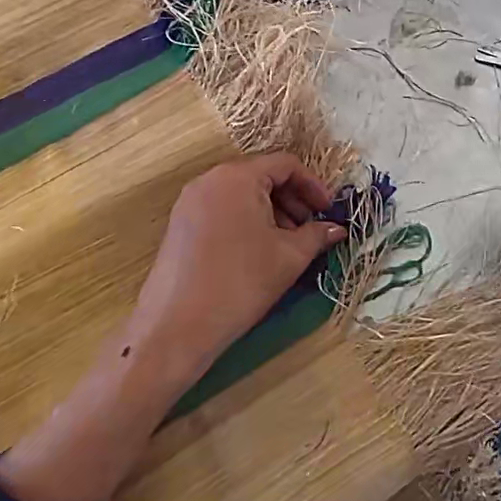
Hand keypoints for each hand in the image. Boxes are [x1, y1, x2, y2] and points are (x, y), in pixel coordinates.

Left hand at [0, 154, 343, 500]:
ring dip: (269, 218)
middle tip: (313, 238)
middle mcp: (203, 183)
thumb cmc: (231, 293)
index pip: (282, 162)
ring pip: (239, 199)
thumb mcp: (283, 263)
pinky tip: (257, 265)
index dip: (314, 184)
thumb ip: (312, 237)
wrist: (166, 338)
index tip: (331, 216)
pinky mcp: (176, 234)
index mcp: (229, 179)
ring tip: (290, 256)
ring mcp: (186, 209)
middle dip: (292, 203)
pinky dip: (246, 230)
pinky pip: (221, 217)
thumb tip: (334, 228)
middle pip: (260, 178)